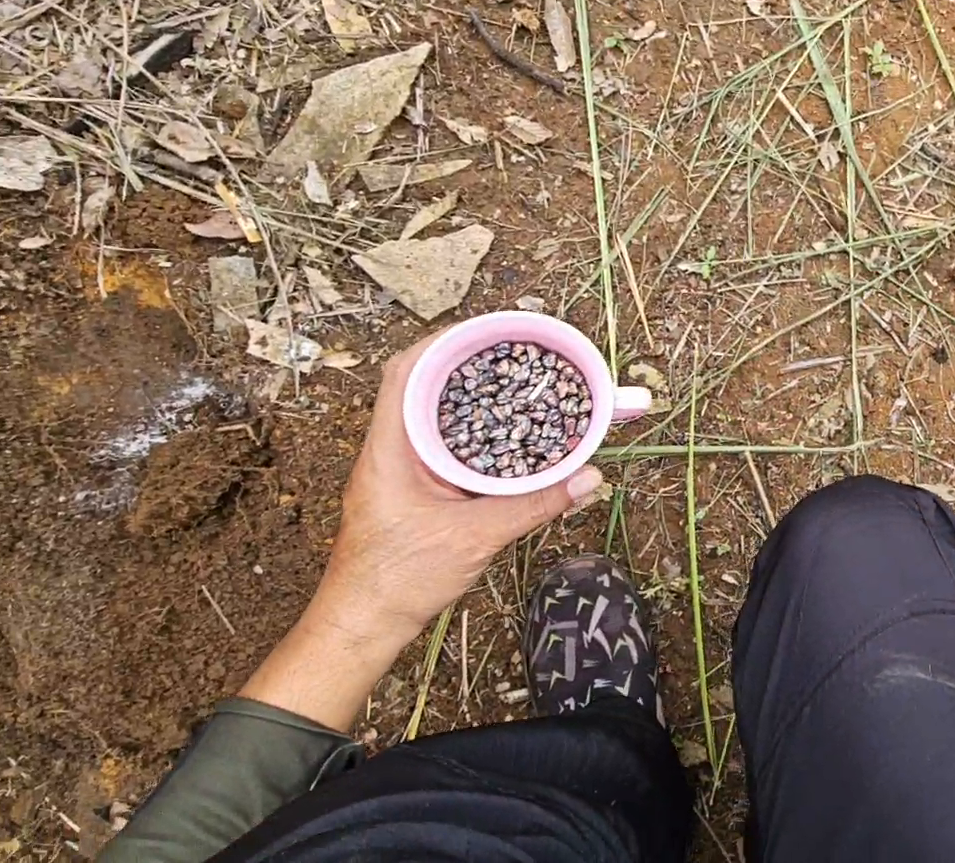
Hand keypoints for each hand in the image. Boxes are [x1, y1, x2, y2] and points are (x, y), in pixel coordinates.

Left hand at [239, 332, 600, 730]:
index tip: (489, 330)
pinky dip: (481, 427)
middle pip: (426, 384)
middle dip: (471, 361)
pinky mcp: (419, 486)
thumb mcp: (476, 538)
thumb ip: (536, 504)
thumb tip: (591, 478)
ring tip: (522, 382)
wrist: (362, 625)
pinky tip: (513, 431)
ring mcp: (404, 468)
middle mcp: (394, 449)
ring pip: (439, 413)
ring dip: (476, 393)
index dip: (443, 341)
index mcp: (392, 448)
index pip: (405, 372)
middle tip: (520, 352)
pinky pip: (450, 441)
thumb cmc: (399, 579)